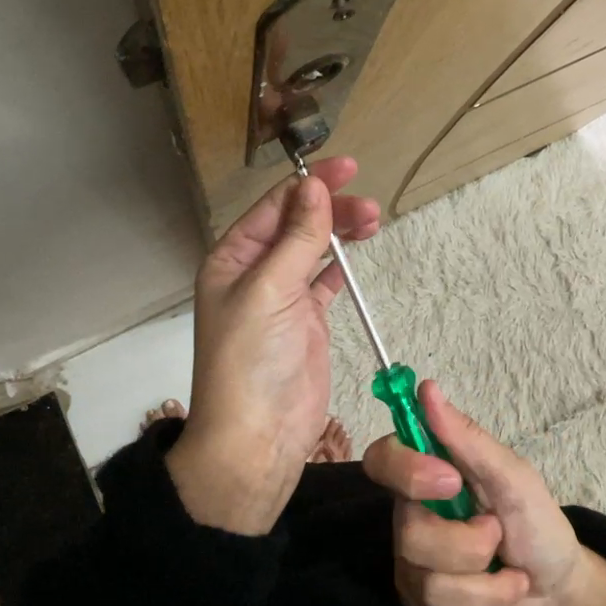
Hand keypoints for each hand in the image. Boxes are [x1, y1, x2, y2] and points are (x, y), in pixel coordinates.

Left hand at [165, 157, 379, 535]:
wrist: (257, 437)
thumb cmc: (251, 360)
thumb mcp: (270, 291)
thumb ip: (297, 238)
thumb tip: (316, 186)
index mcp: (232, 258)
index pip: (273, 206)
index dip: (309, 184)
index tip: (347, 167)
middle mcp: (255, 271)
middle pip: (297, 224)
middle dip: (331, 208)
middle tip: (370, 205)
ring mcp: (282, 296)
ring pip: (315, 248)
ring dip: (341, 231)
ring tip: (373, 220)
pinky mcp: (306, 320)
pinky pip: (325, 279)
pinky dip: (341, 263)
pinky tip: (357, 249)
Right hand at [362, 381, 605, 605]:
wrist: (561, 591)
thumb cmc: (538, 523)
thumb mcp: (514, 477)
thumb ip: (469, 439)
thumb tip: (427, 388)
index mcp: (427, 477)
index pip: (381, 460)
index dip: (406, 471)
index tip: (452, 481)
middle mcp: (410, 520)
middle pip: (410, 535)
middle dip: (470, 546)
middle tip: (499, 535)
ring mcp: (412, 569)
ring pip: (427, 584)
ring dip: (487, 586)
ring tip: (512, 575)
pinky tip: (499, 601)